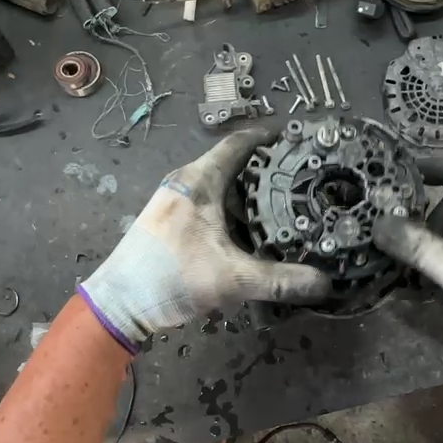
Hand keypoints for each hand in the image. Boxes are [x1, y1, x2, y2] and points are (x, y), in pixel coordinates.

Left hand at [79, 129, 332, 351]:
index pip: (239, 144)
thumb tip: (324, 285)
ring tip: (284, 209)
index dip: (269, 138)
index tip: (297, 140)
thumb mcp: (233, 279)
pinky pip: (210, 205)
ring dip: (249, 198)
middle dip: (266, 173)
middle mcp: (185, 182)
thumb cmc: (171, 278)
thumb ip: (280, 281)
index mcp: (199, 181)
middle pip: (233, 166)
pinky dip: (233, 213)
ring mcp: (175, 201)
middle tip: (300, 182)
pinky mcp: (170, 221)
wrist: (118, 304)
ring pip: (221, 188)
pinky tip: (251, 235)